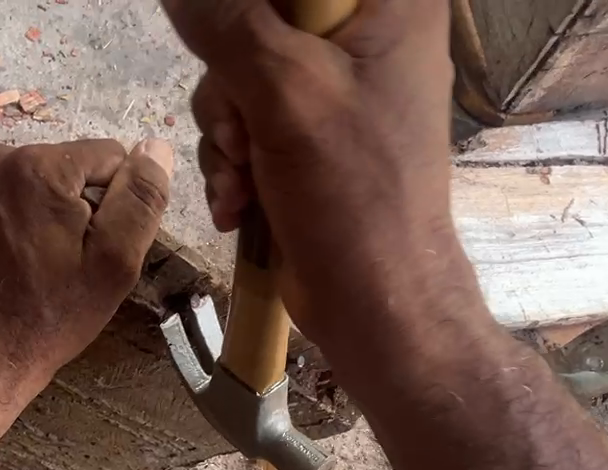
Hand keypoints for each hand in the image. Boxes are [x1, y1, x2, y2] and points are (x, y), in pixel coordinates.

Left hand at [0, 138, 173, 379]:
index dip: (118, 207)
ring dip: (58, 218)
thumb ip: (141, 199)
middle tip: (74, 265)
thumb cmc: (54, 315)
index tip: (97, 252)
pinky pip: (19, 200)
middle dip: (85, 211)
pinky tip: (27, 263)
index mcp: (38, 166)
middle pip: (76, 169)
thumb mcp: (114, 262)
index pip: (111, 158)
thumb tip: (157, 148)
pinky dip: (31, 224)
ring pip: (48, 185)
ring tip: (49, 266)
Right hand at [162, 0, 481, 347]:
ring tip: (240, 188)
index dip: (247, 11)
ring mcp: (329, 100)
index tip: (234, 60)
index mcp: (384, 4)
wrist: (372, 302)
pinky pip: (244, 134)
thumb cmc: (352, 195)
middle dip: (230, 94)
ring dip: (224, 143)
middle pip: (254, 26)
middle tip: (242, 140)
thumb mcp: (287, 96)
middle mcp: (359, 41)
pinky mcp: (304, 149)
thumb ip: (229, 26)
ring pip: (238, 86)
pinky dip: (232, 171)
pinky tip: (238, 206)